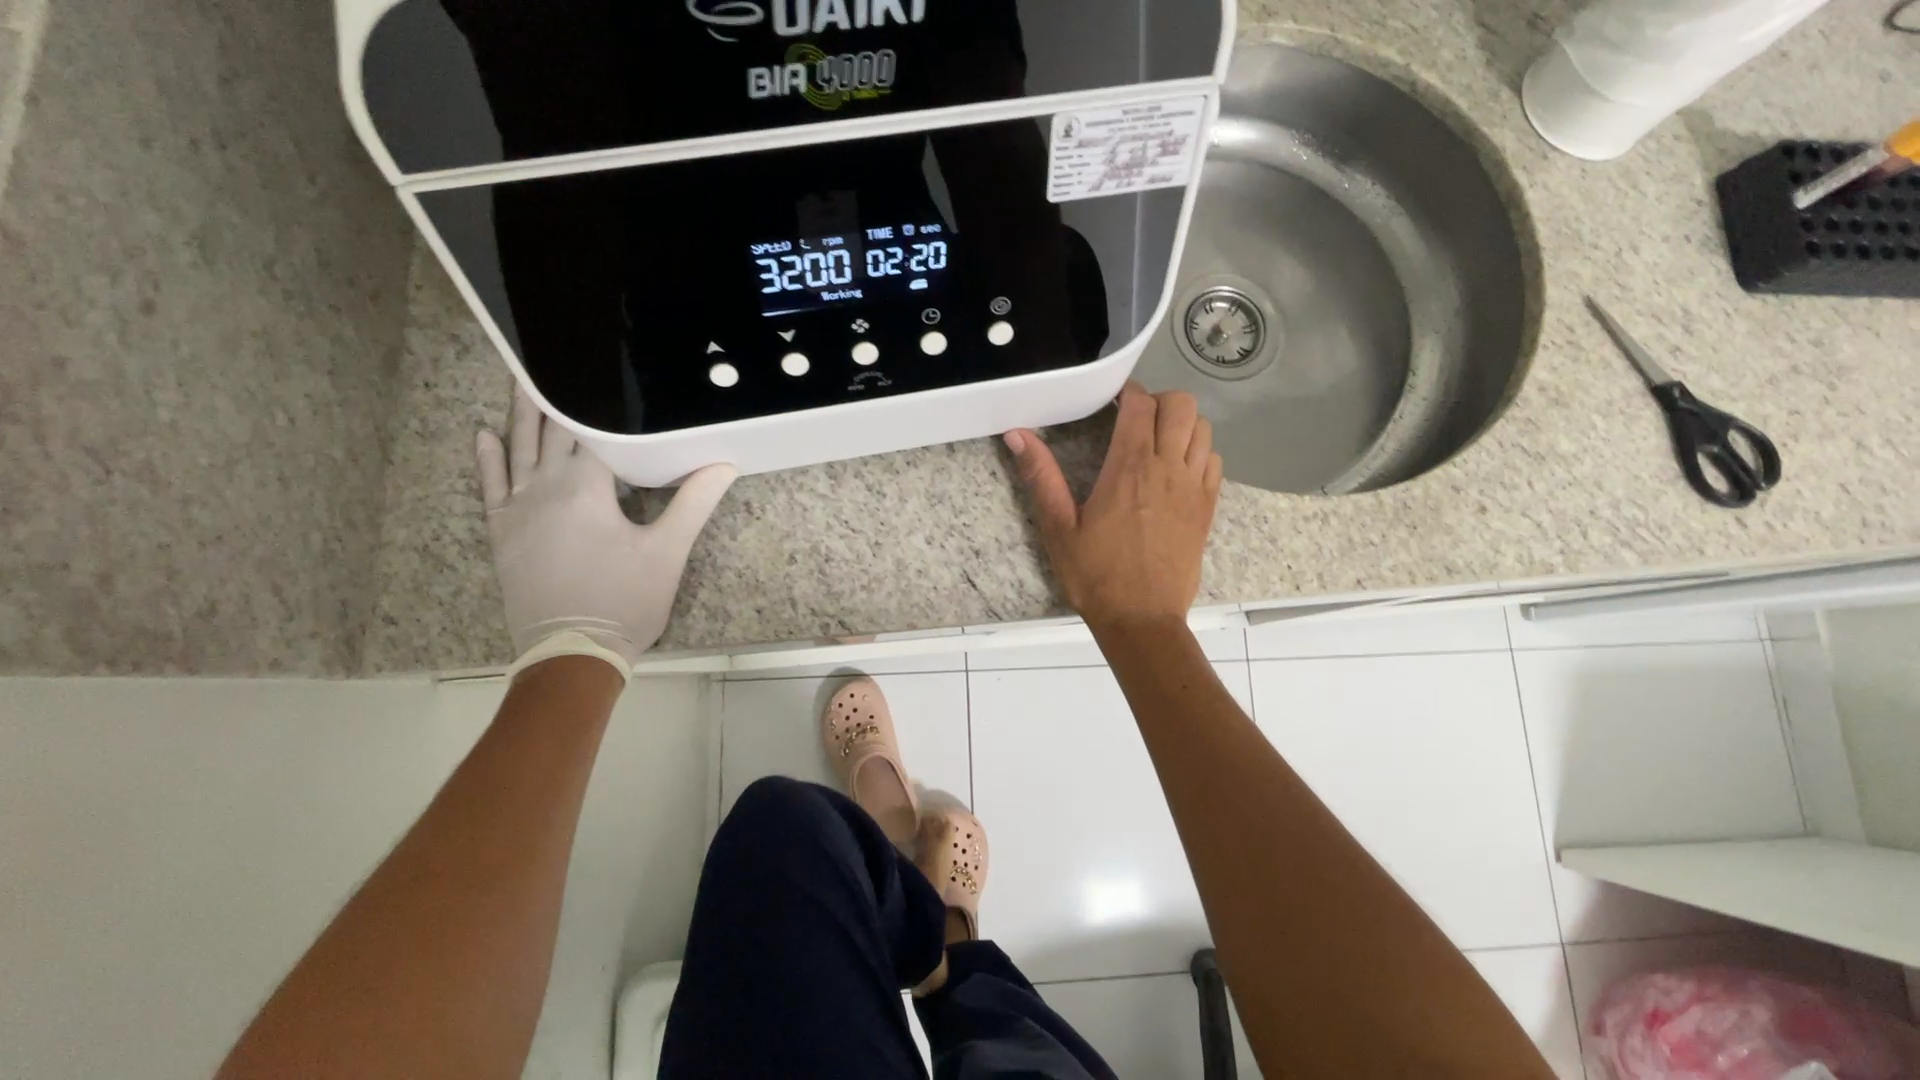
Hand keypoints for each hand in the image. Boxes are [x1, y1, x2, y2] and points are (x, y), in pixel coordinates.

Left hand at [476, 391, 735, 667]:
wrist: (571, 654)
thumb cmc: (625, 602)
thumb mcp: (667, 553)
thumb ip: (693, 503)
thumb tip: (725, 464)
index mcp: (586, 487)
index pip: (594, 429)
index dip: (600, 400)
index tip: (601, 368)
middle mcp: (545, 488)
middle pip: (552, 431)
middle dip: (558, 395)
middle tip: (556, 358)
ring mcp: (518, 510)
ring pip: (518, 449)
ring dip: (520, 413)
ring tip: (520, 377)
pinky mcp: (503, 533)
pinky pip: (491, 486)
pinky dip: (488, 459)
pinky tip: (485, 434)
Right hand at [1004, 381, 1221, 631]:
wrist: (1142, 619)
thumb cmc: (1095, 576)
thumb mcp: (1059, 528)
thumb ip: (1041, 476)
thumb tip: (1017, 434)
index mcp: (1129, 468)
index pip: (1141, 405)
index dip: (1128, 392)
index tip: (1112, 398)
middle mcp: (1168, 468)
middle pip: (1182, 406)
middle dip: (1159, 401)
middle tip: (1135, 417)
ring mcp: (1194, 488)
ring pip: (1203, 429)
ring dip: (1182, 425)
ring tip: (1157, 440)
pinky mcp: (1208, 508)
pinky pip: (1214, 461)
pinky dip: (1199, 452)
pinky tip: (1177, 469)